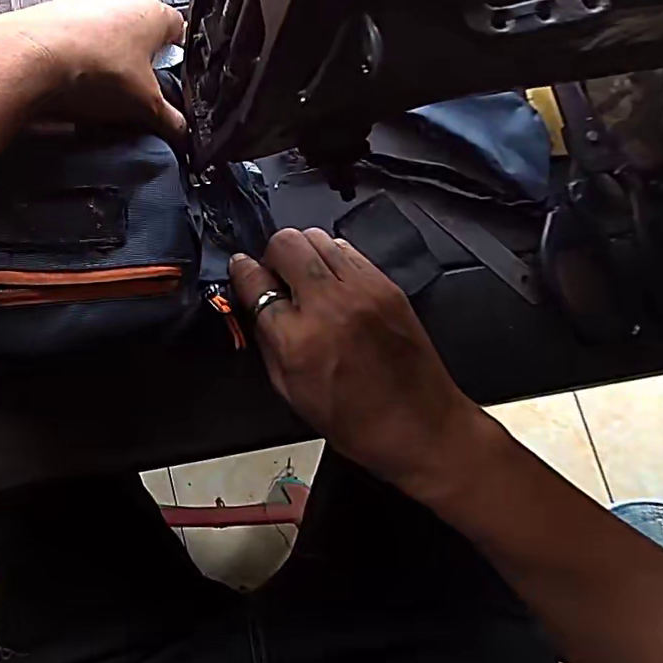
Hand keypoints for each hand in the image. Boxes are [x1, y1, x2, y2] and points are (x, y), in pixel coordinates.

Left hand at [0, 0, 186, 139]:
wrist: (32, 59)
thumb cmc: (90, 67)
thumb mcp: (144, 106)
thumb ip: (169, 119)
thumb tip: (179, 129)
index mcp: (153, 11)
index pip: (179, 30)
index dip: (177, 58)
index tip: (170, 78)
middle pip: (139, 32)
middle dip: (137, 62)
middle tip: (133, 92)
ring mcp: (83, 1)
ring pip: (105, 33)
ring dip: (104, 59)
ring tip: (98, 93)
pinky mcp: (52, 13)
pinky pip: (74, 39)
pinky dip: (76, 59)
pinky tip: (71, 86)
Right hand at [230, 228, 493, 497]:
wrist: (421, 427)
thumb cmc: (356, 420)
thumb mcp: (289, 389)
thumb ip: (265, 339)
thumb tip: (253, 304)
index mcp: (297, 339)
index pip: (254, 280)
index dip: (242, 272)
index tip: (242, 272)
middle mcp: (329, 305)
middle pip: (285, 244)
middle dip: (271, 256)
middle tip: (274, 277)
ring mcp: (363, 290)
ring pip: (316, 236)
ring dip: (302, 253)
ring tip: (304, 280)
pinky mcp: (387, 285)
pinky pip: (347, 249)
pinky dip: (332, 258)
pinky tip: (333, 284)